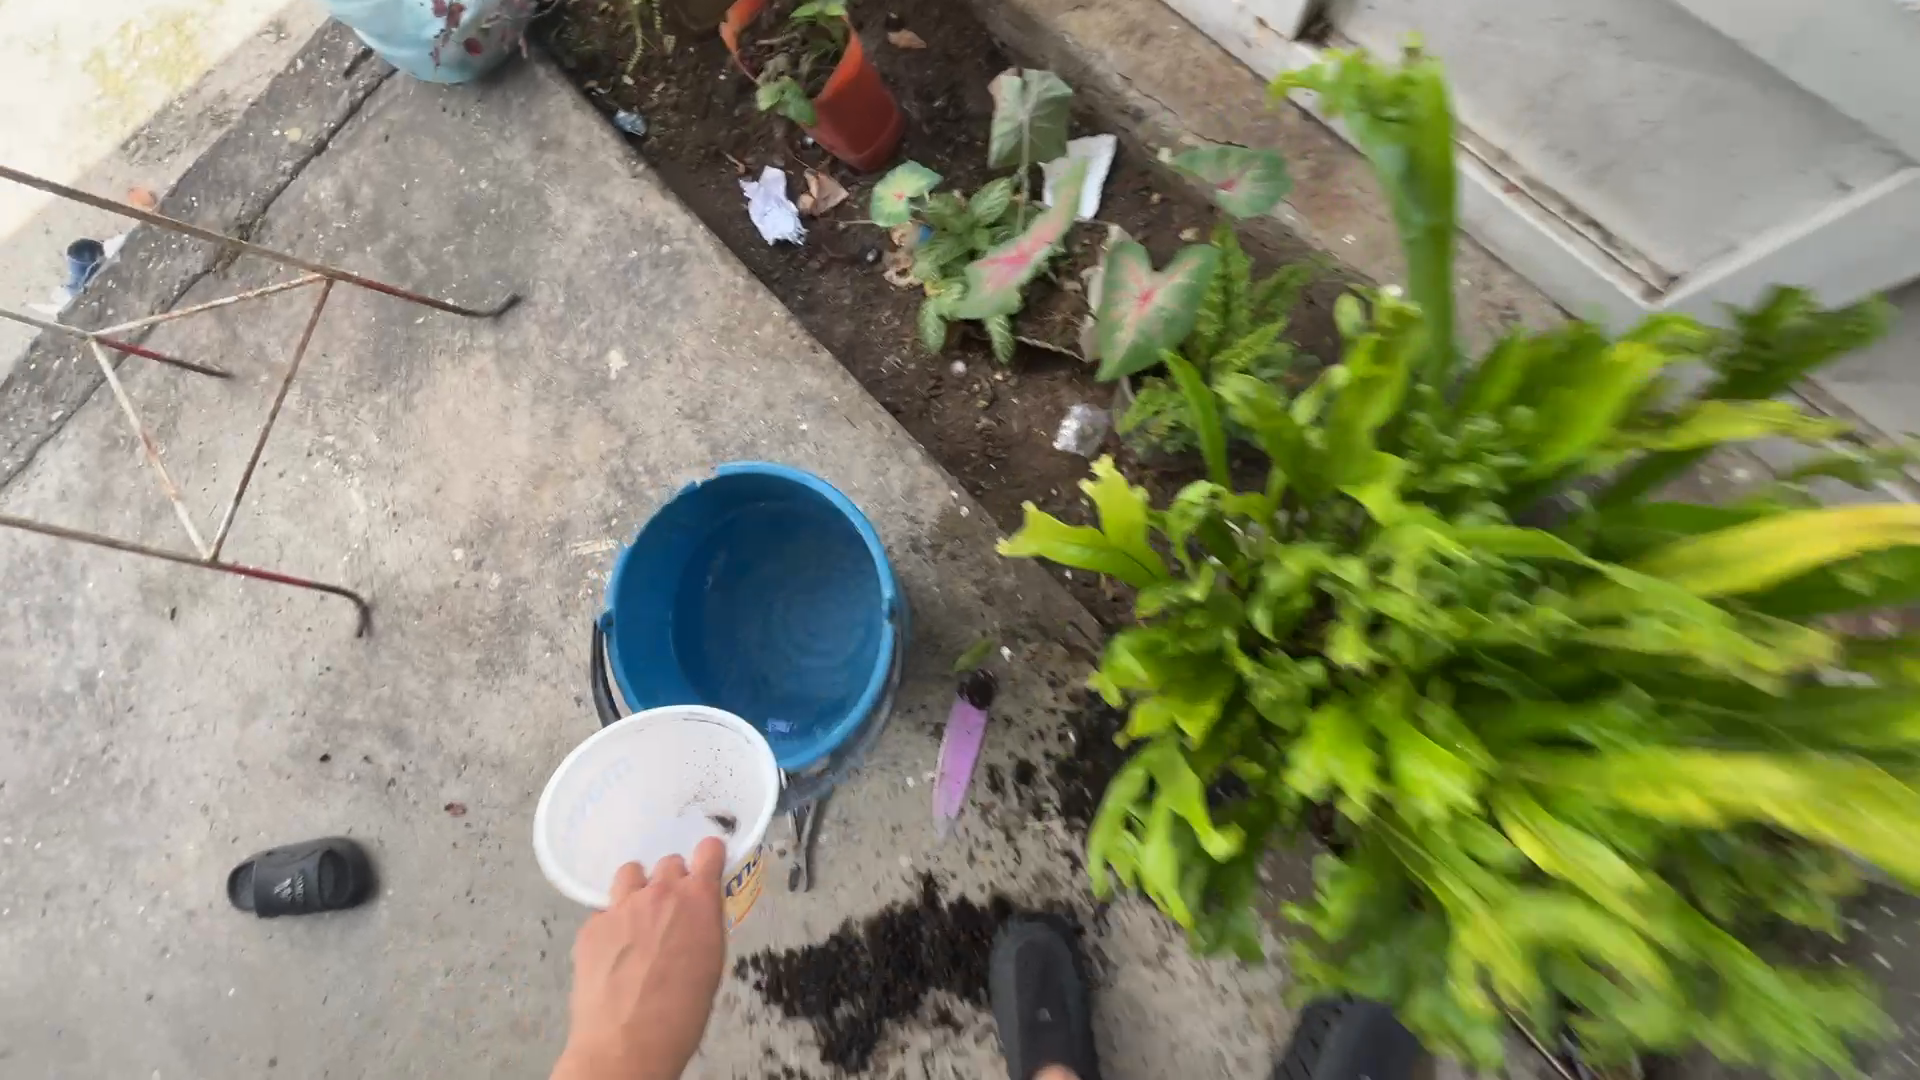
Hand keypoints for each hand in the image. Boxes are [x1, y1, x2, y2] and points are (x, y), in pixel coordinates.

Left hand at [552, 838, 728, 1079]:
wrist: (627, 1045)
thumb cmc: (683, 1011)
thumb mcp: (713, 960)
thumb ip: (705, 922)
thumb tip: (698, 914)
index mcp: (699, 897)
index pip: (709, 849)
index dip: (708, 858)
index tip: (706, 868)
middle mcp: (662, 891)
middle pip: (669, 862)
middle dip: (671, 882)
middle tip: (669, 911)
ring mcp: (622, 906)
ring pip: (631, 873)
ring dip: (637, 889)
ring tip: (635, 918)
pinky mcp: (591, 927)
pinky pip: (604, 911)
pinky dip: (610, 925)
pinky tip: (611, 953)